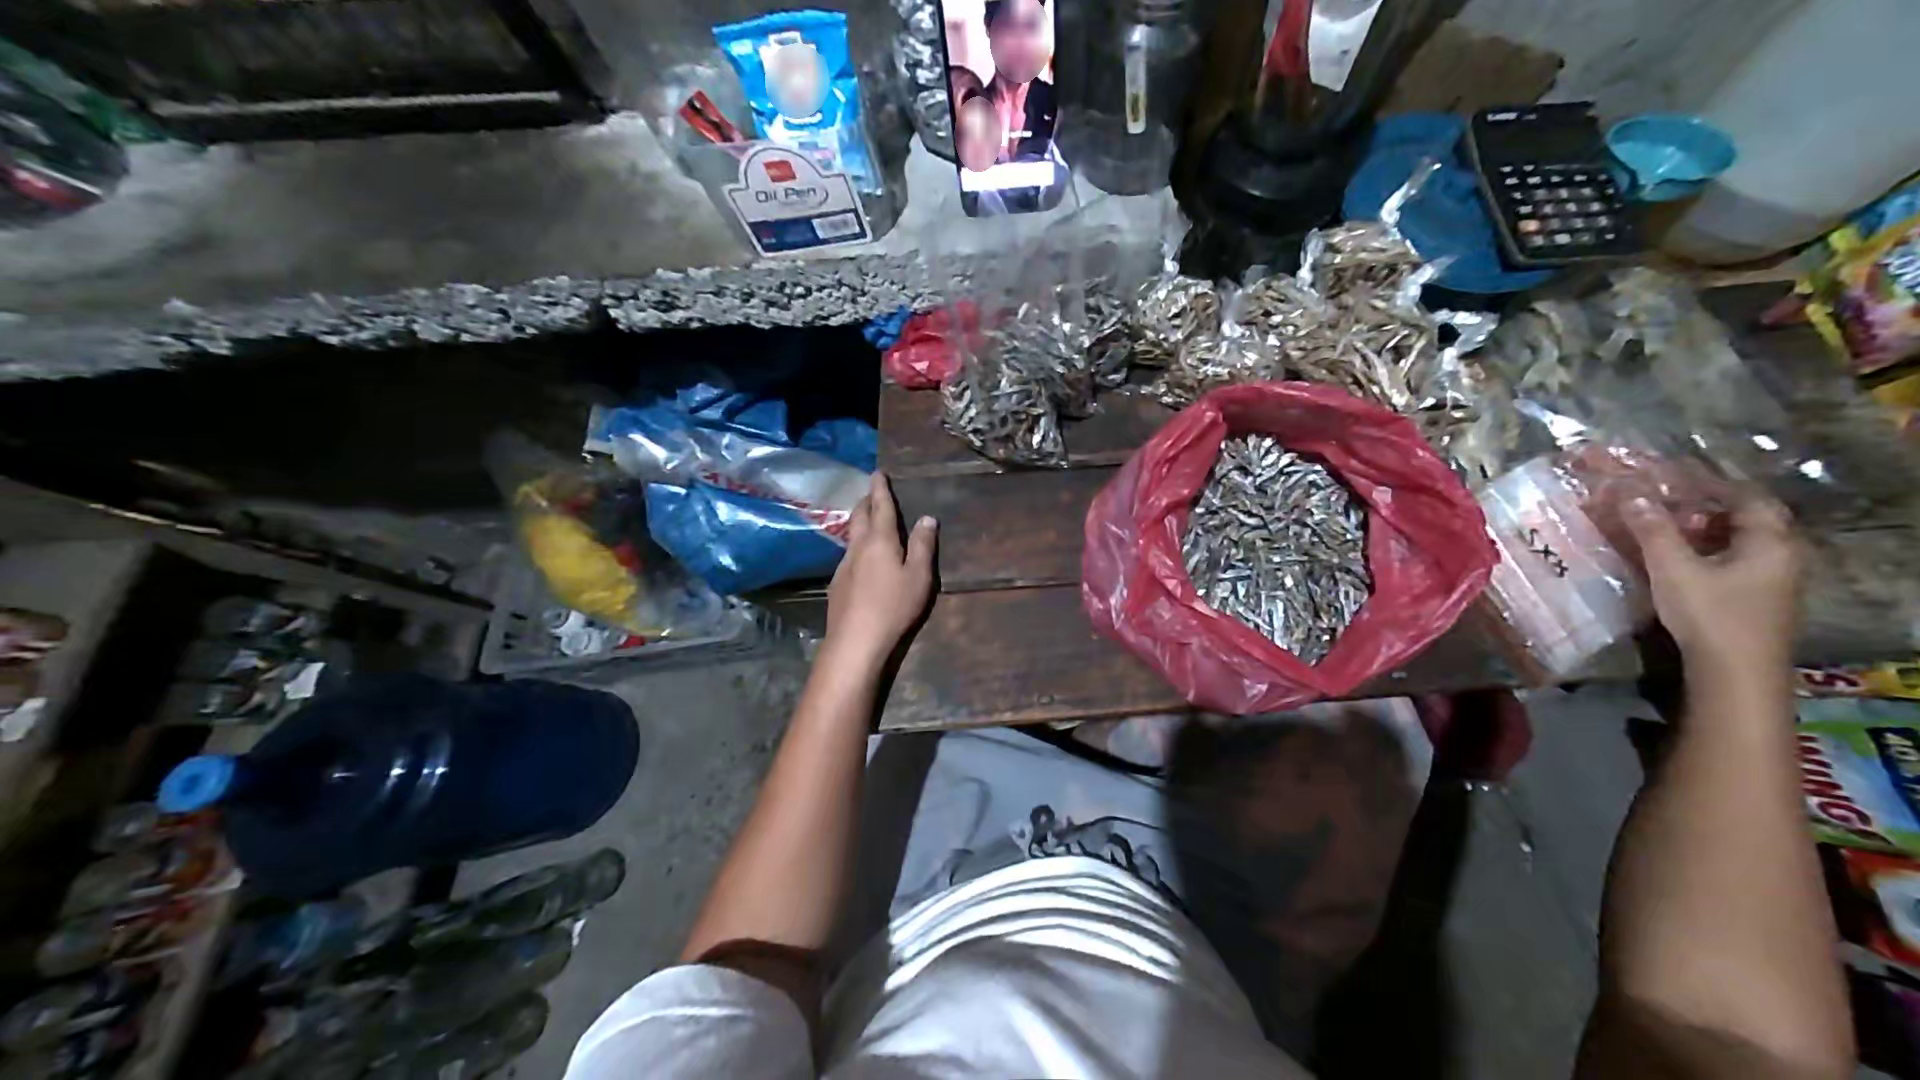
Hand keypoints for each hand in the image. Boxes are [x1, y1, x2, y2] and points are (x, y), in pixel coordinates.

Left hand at [825, 472, 937, 663]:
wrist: (855, 640)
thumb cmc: (894, 606)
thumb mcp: (919, 576)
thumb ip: (923, 546)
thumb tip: (927, 518)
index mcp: (880, 540)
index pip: (880, 506)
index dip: (880, 488)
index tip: (878, 473)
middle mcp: (858, 546)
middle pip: (859, 516)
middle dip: (866, 501)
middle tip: (872, 493)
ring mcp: (843, 565)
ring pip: (850, 535)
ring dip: (858, 522)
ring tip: (866, 520)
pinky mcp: (837, 583)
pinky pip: (847, 554)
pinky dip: (855, 545)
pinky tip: (860, 558)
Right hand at [1620, 489, 1803, 674]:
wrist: (1735, 670)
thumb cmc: (1711, 613)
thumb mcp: (1674, 569)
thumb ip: (1653, 530)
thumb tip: (1631, 494)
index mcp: (1770, 541)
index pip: (1746, 497)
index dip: (1710, 483)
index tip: (1670, 477)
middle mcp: (1780, 555)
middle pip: (1743, 518)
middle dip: (1701, 506)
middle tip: (1659, 500)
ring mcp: (1771, 578)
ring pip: (1735, 540)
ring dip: (1699, 529)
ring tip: (1658, 525)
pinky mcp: (1755, 596)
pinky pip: (1730, 559)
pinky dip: (1702, 549)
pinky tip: (1673, 556)